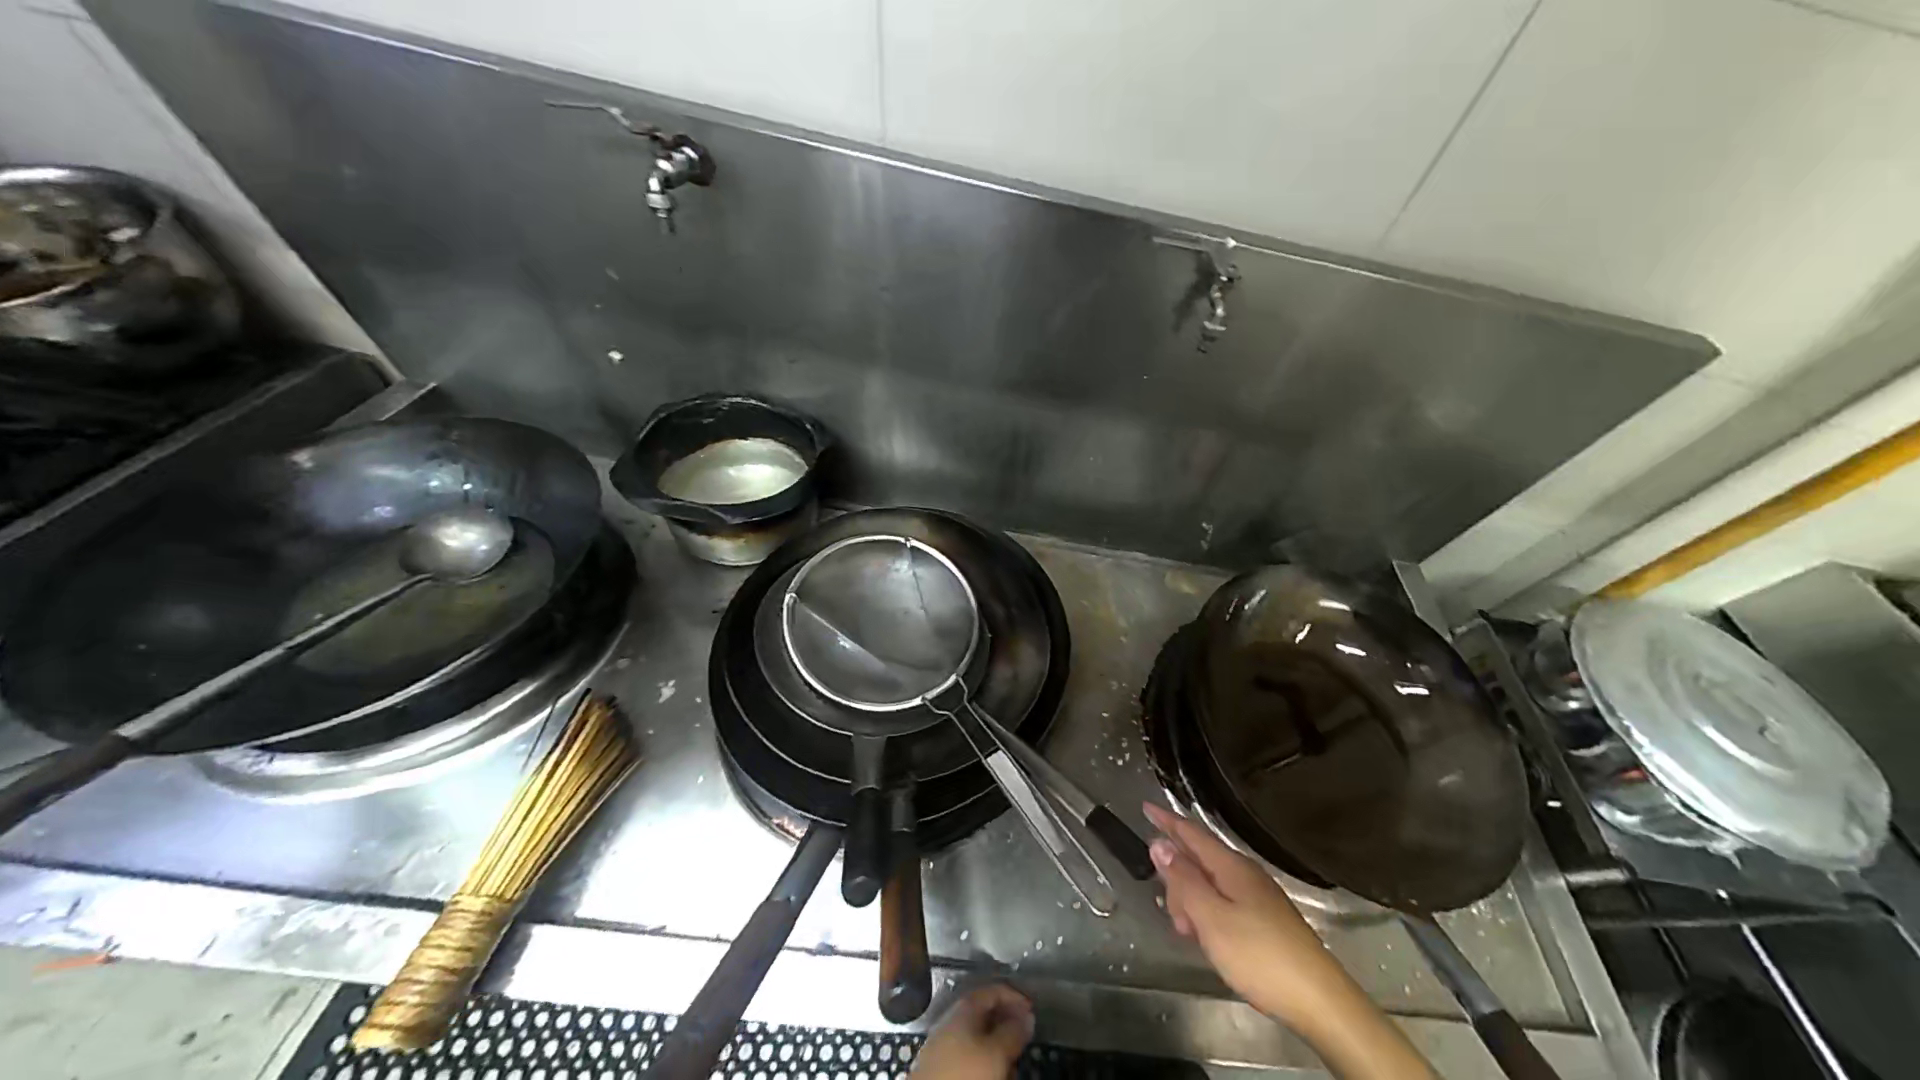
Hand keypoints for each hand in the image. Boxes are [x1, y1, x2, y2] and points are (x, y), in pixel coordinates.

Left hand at [909, 984, 1033, 1079]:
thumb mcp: (996, 1053)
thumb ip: (1014, 1032)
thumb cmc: (965, 1074)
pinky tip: (995, 1074)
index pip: (993, 991)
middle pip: (987, 1014)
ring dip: (999, 1049)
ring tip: (1012, 1066)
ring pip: (980, 1038)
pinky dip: (986, 1063)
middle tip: (1025, 1040)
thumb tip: (1027, 1016)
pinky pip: (971, 1057)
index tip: (1033, 1011)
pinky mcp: (943, 1066)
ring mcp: (946, 1043)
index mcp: (965, 1009)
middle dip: (1008, 1026)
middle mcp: (953, 1020)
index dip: (1015, 997)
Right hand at [1143, 803, 1434, 1079]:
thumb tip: (1160, 844)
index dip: (1167, 820)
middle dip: (1177, 879)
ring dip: (1192, 902)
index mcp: (1232, 867)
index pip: (1192, 833)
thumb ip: (1183, 880)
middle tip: (1174, 917)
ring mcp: (1259, 897)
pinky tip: (1209, 937)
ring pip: (1211, 884)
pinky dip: (1208, 913)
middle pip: (1199, 859)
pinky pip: (1225, 902)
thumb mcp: (1211, 918)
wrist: (1321, 1002)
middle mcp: (1246, 875)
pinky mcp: (1266, 920)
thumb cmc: (1260, 956)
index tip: (1145, 806)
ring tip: (1191, 934)